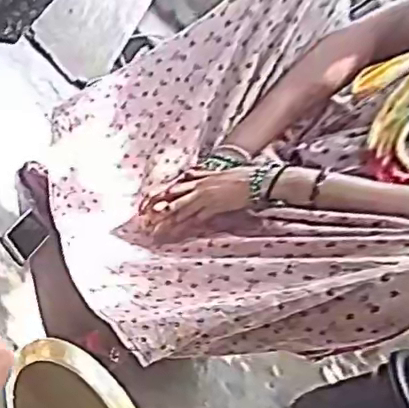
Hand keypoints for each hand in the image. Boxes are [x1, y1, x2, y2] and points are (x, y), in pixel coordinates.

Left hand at [141, 167, 263, 235]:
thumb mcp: (218, 171)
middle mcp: (199, 189)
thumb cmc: (243, 175)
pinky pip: (195, 221)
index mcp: (200, 179)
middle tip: (145, 224)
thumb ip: (201, 173)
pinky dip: (184, 228)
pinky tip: (175, 235)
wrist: (262, 181)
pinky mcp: (214, 209)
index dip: (158, 198)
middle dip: (158, 214)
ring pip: (180, 213)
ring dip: (167, 224)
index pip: (173, 189)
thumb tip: (186, 173)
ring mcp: (205, 200)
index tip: (146, 207)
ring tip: (154, 234)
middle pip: (172, 202)